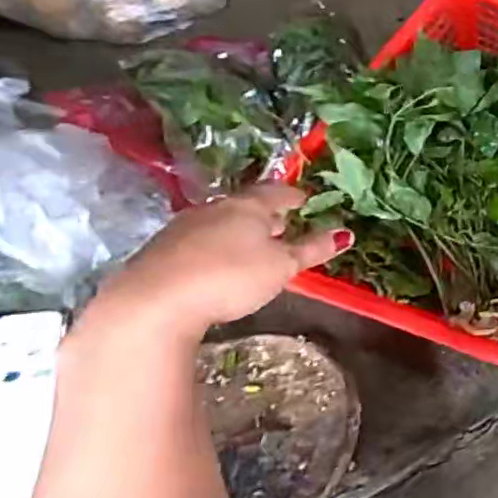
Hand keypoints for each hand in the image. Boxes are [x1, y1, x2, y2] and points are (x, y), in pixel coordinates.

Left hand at [84, 184, 350, 339]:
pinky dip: (216, 246)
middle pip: (245, 207)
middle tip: (284, 224)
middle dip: (266, 215)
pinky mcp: (159, 253)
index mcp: (246, 207)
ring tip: (255, 246)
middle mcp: (212, 211)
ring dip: (239, 231)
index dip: (293, 196)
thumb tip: (346, 233)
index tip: (306, 201)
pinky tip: (221, 263)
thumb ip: (313, 249)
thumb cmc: (230, 276)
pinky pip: (198, 241)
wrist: (150, 305)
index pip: (275, 192)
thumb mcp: (283, 266)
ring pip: (220, 223)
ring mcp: (180, 230)